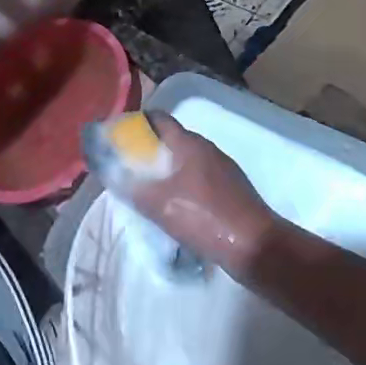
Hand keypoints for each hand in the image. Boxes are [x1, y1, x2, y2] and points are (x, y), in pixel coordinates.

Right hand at [116, 113, 279, 273]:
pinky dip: (182, 184)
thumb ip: (132, 185)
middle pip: (172, 140)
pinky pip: (198, 178)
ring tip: (145, 188)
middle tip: (126, 168)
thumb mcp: (158, 203)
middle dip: (148, 150)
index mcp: (190, 144)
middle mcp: (207, 149)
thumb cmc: (205, 218)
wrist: (255, 245)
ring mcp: (222, 169)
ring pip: (186, 160)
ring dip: (165, 169)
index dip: (136, 124)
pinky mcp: (230, 189)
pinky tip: (174, 206)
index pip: (159, 119)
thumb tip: (110, 171)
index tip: (117, 138)